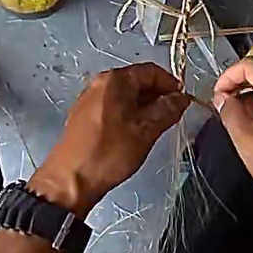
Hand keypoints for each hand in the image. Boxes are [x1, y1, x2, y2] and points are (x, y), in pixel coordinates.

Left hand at [31, 63, 190, 213]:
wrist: (70, 181)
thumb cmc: (109, 152)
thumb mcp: (147, 130)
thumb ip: (168, 109)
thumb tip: (182, 98)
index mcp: (115, 80)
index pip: (151, 71)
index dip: (171, 84)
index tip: (182, 101)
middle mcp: (100, 84)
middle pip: (138, 82)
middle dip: (159, 97)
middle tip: (172, 116)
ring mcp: (90, 100)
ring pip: (127, 96)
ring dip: (145, 108)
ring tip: (156, 128)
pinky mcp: (85, 116)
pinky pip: (115, 107)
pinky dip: (130, 115)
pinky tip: (136, 134)